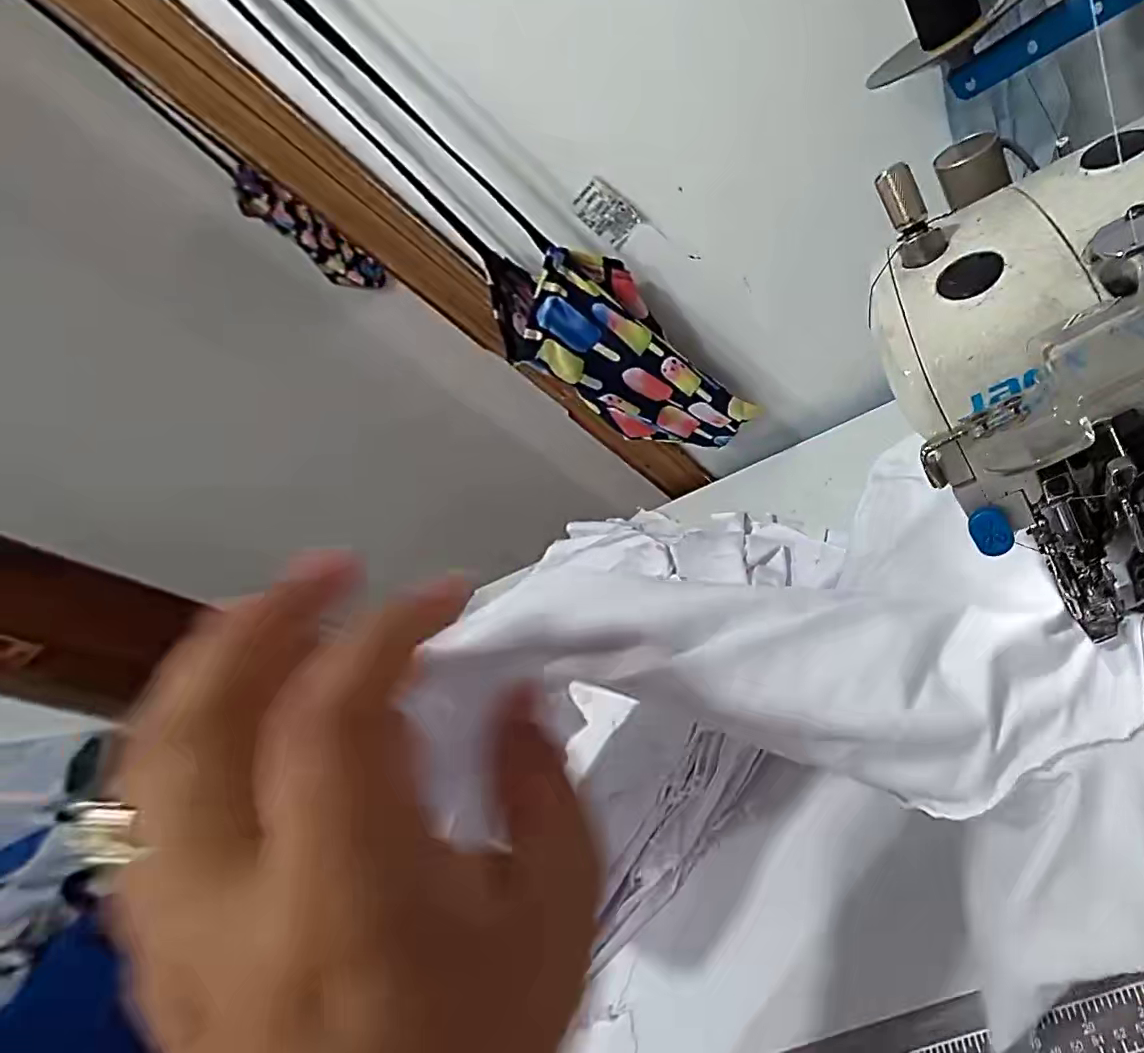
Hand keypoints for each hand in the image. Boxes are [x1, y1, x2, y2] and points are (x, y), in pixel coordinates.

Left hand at [114, 554, 599, 1052]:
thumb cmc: (495, 1023)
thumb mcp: (559, 896)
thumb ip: (538, 783)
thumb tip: (513, 694)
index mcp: (349, 886)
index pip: (335, 717)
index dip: (389, 632)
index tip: (449, 596)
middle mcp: (229, 903)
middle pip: (193, 729)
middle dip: (262, 623)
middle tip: (336, 570)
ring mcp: (172, 932)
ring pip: (149, 768)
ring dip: (219, 669)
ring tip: (292, 616)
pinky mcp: (162, 949)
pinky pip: (161, 813)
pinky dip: (208, 732)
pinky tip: (267, 712)